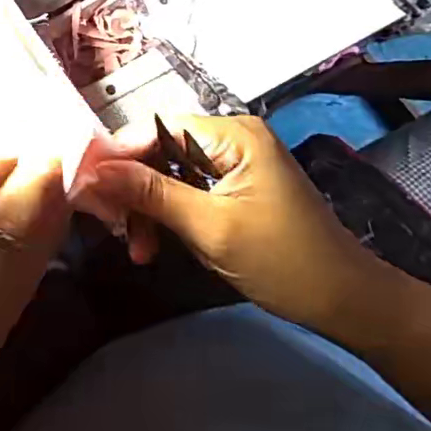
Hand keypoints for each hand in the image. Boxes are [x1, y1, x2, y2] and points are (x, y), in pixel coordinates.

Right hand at [90, 115, 383, 332]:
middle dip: (134, 188)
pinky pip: (188, 189)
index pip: (158, 128)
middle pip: (161, 150)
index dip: (119, 153)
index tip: (84, 184)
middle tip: (113, 228)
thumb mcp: (210, 228)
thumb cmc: (283, 261)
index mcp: (232, 134)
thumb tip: (94, 171)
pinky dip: (169, 215)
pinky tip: (157, 244)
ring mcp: (234, 162)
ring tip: (139, 250)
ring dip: (149, 208)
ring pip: (170, 173)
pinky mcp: (235, 186)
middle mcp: (231, 137)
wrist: (346, 302)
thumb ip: (151, 193)